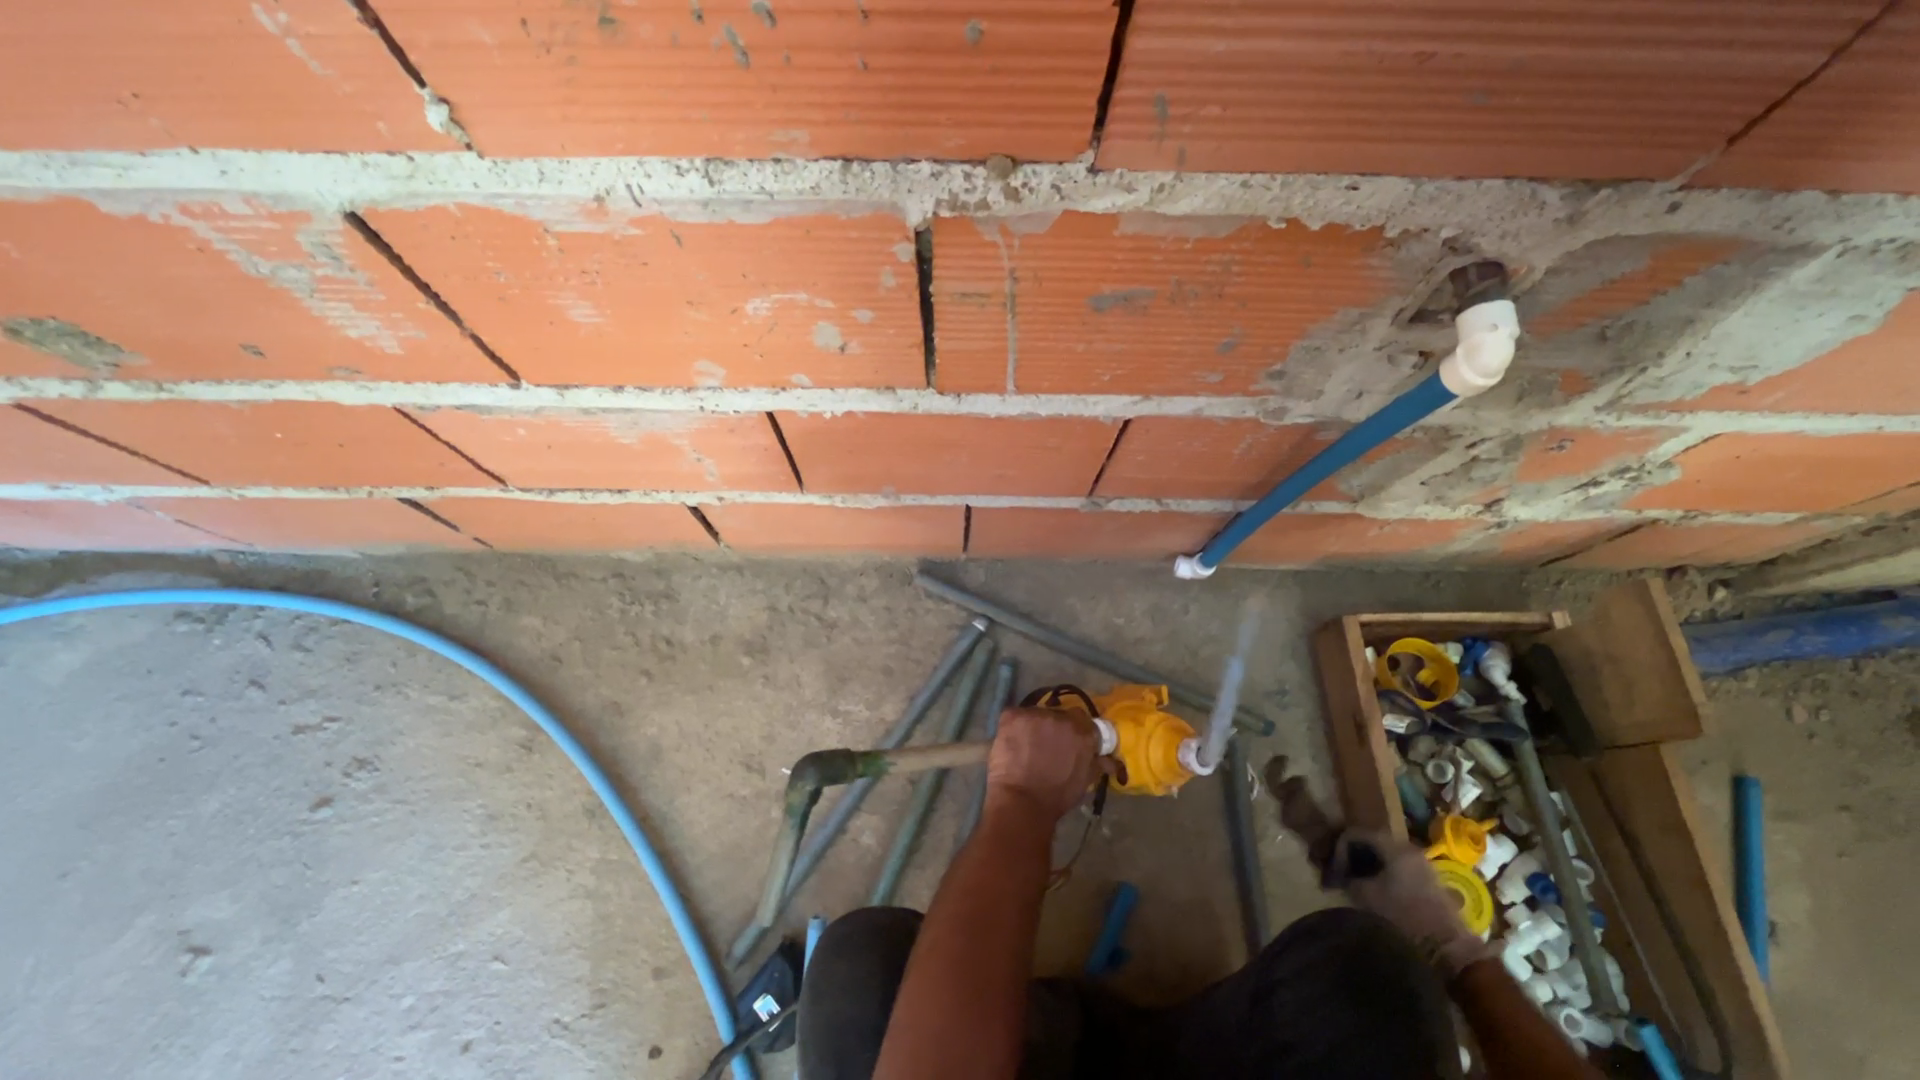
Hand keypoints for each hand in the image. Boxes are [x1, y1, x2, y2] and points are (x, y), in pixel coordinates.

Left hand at [985, 707, 1104, 822]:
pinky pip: (1014, 716)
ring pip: (1036, 715)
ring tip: (1027, 746)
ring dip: (1034, 727)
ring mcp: (1035, 714)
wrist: (1023, 802)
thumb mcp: (1085, 780)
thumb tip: (1110, 759)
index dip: (1075, 731)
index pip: (1082, 720)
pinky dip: (1014, 727)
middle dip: (1055, 728)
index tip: (1068, 742)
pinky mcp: (1012, 716)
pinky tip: (1012, 742)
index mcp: (1083, 731)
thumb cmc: (1057, 796)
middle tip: (1047, 745)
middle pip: (1058, 715)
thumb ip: (1098, 763)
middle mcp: (1061, 717)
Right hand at [1327, 830, 1491, 975]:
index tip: (1333, 869)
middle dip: (1353, 858)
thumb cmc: (1403, 916)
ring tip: (1356, 886)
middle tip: (1340, 875)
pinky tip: (1376, 894)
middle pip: (1373, 844)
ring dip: (1369, 868)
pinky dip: (1384, 876)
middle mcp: (1411, 849)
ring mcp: (1424, 866)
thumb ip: (1349, 879)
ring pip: (1387, 858)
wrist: (1449, 948)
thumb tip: (1340, 874)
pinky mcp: (1431, 883)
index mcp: (1395, 847)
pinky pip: (1400, 870)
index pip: (1357, 834)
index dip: (1339, 849)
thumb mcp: (1366, 896)